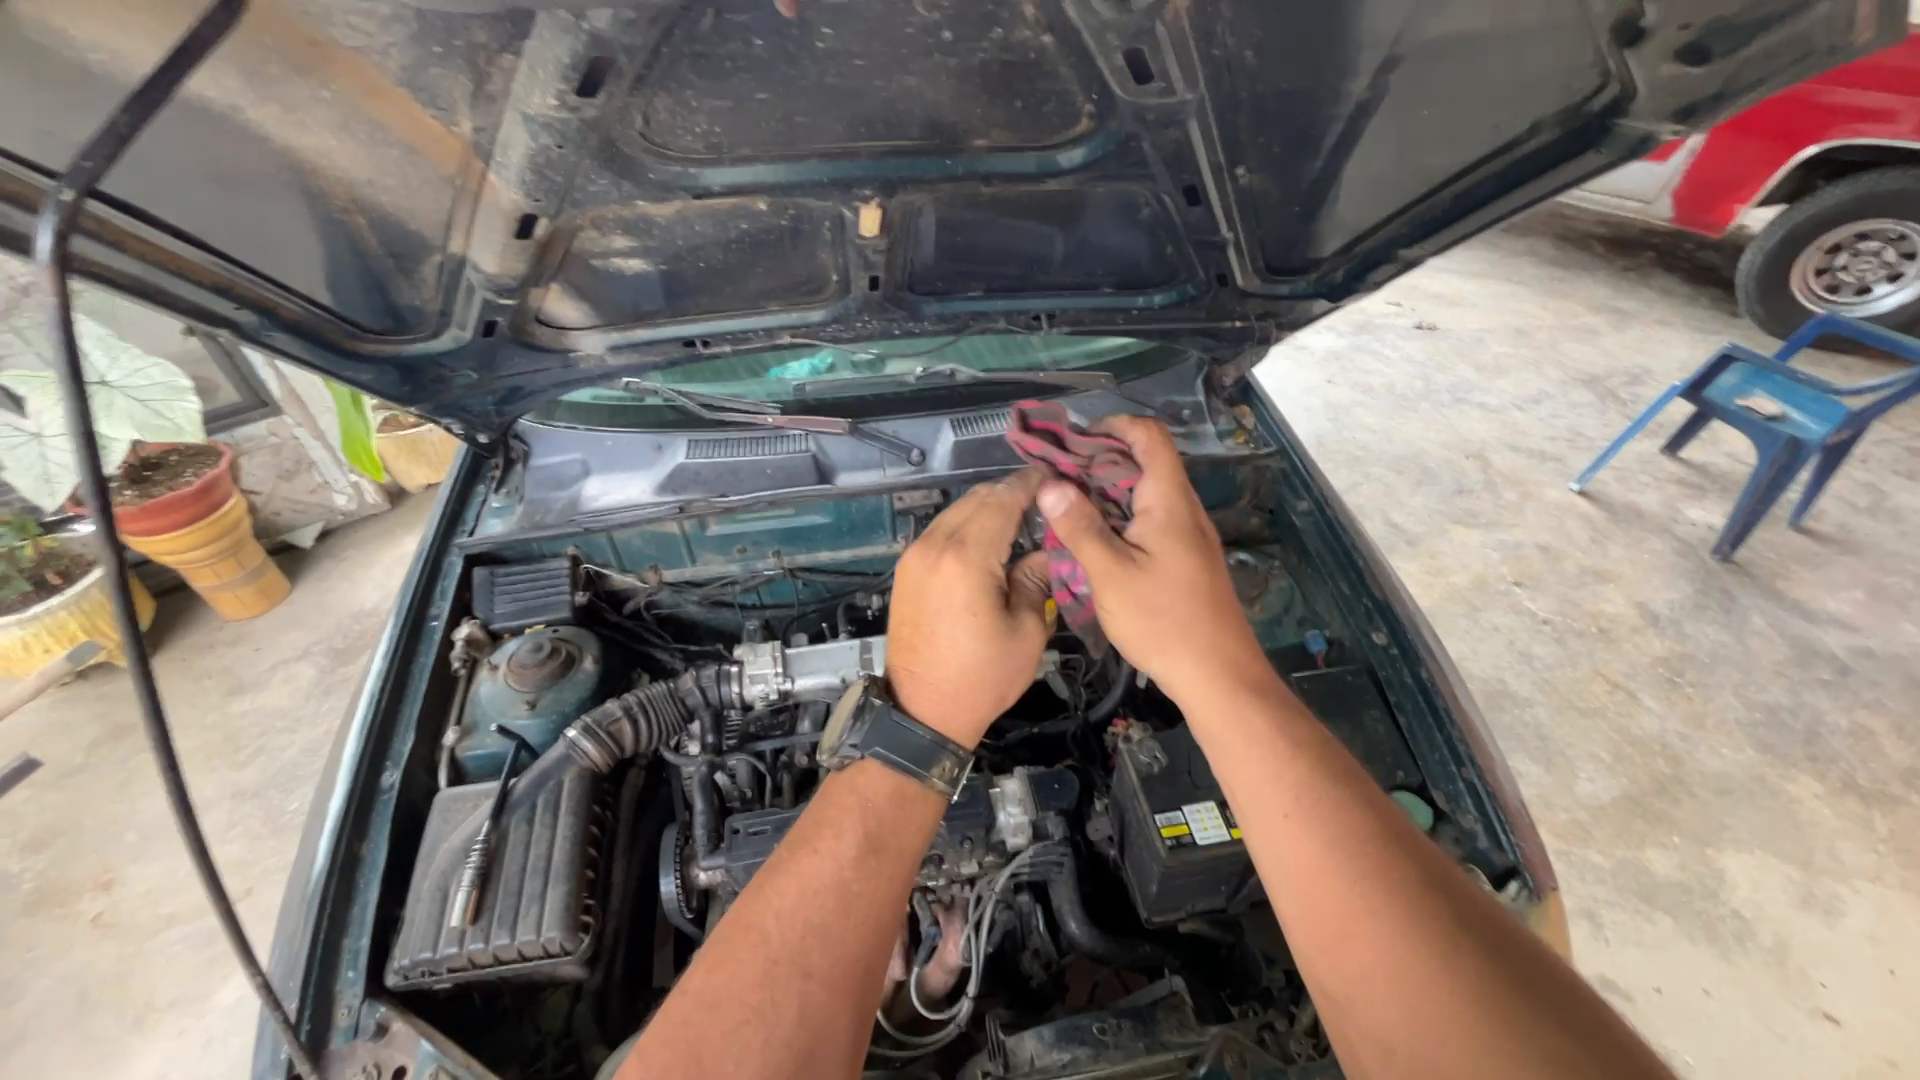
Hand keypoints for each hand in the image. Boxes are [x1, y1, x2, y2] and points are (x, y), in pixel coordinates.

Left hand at [886, 469, 1052, 747]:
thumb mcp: (1027, 632)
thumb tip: (1042, 552)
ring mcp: (914, 557)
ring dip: (986, 508)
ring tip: (1019, 518)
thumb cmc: (982, 677)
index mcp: (967, 556)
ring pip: (954, 512)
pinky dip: (965, 526)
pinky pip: (939, 532)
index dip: (1030, 485)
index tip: (1054, 478)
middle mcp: (935, 546)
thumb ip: (1036, 581)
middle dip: (1009, 493)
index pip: (1003, 500)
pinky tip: (987, 541)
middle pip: (976, 500)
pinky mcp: (906, 571)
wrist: (921, 711)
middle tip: (1042, 500)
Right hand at [1034, 415, 1266, 703]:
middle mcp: (1183, 509)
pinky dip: (1119, 517)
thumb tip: (1050, 484)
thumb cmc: (1163, 621)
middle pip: (1145, 461)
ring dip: (1106, 491)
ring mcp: (1186, 534)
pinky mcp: (1184, 558)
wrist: (1217, 674)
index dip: (1113, 426)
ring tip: (1064, 505)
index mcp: (1169, 501)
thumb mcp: (1110, 574)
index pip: (1149, 435)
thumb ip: (1080, 526)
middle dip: (1099, 459)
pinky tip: (1092, 539)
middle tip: (1055, 477)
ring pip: (1145, 494)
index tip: (1071, 441)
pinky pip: (1149, 520)